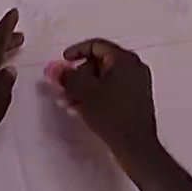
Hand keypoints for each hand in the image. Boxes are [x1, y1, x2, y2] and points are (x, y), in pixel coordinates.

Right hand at [46, 39, 158, 160]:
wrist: (135, 145)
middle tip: (63, 87)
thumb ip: (67, 76)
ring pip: (104, 78)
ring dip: (84, 87)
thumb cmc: (110, 113)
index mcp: (124, 59)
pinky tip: (81, 108)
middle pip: (99, 62)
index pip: (96, 45)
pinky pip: (112, 89)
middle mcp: (134, 67)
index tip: (63, 62)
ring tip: (68, 101)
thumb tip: (53, 68)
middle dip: (78, 74)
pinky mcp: (136, 99)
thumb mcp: (84, 92)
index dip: (76, 51)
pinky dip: (96, 94)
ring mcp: (137, 83)